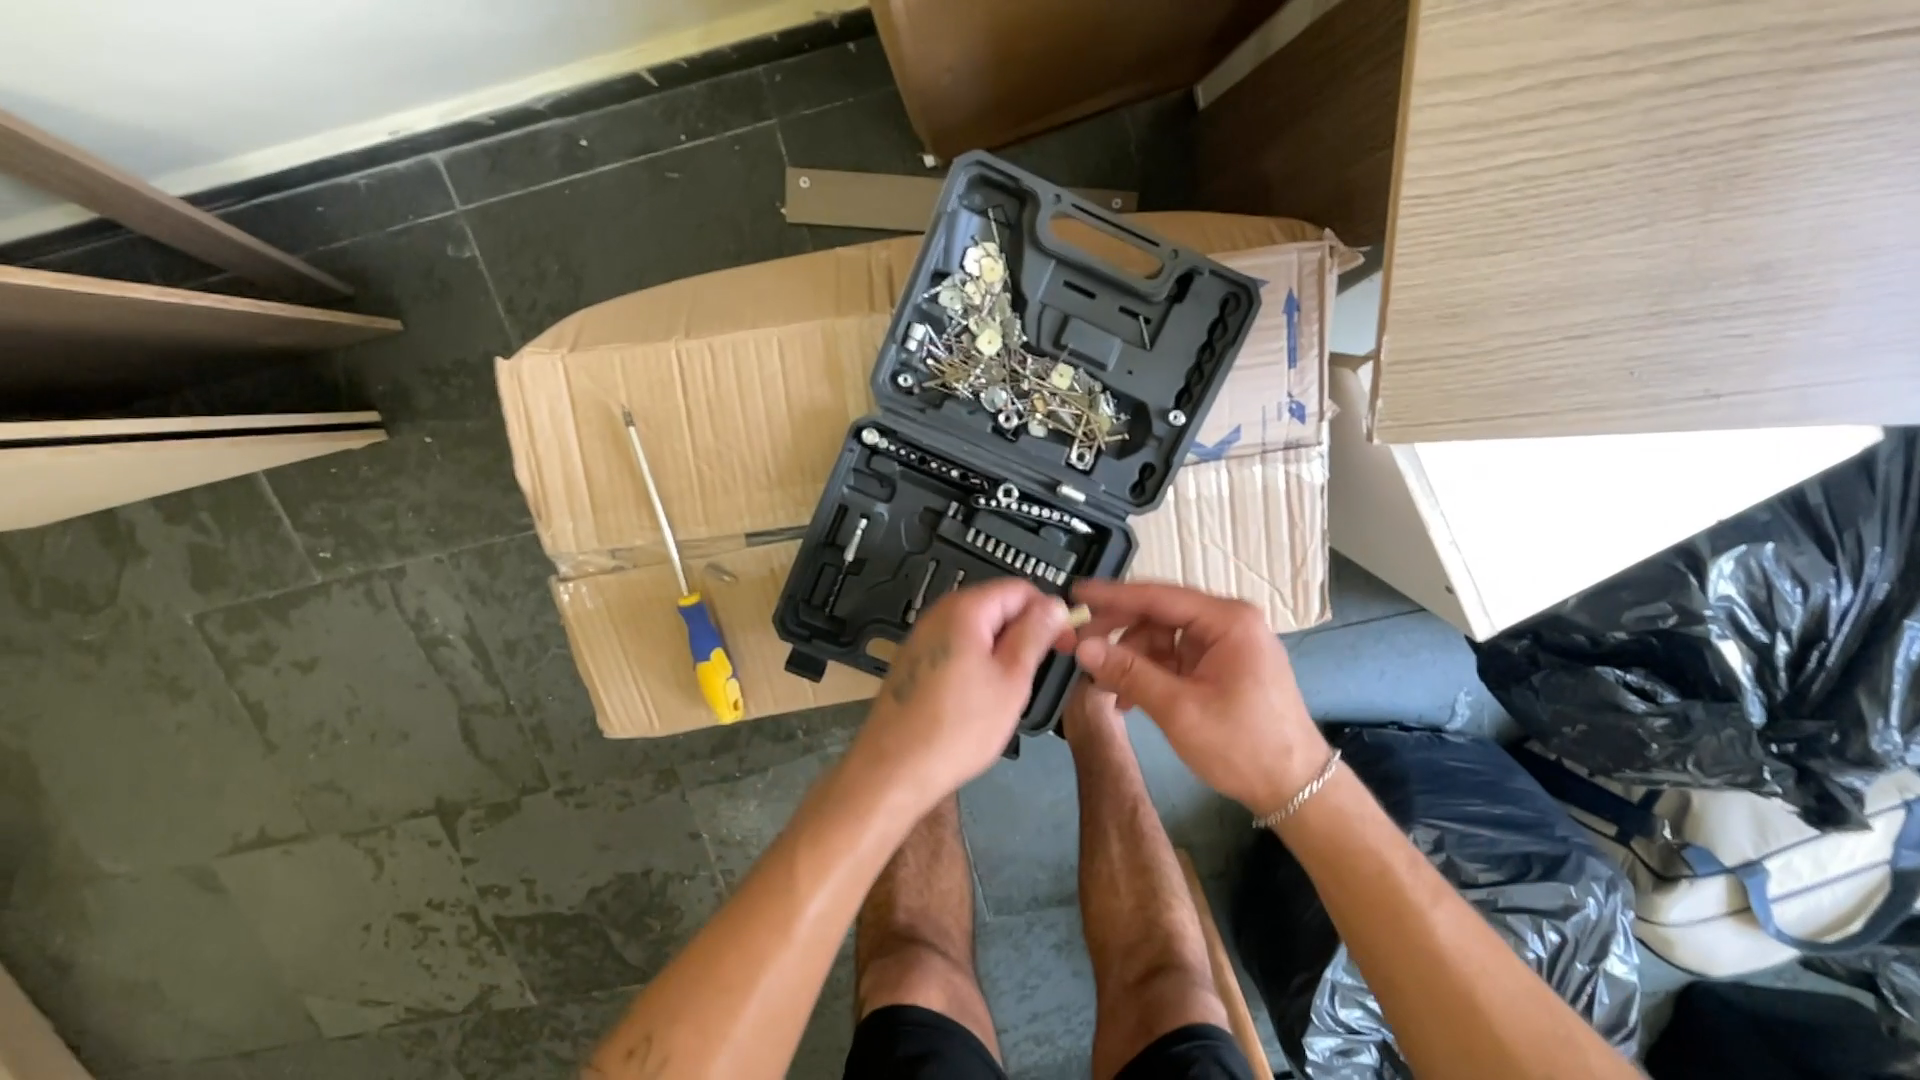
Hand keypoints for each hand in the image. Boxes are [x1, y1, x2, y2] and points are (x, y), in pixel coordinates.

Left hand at [851, 578, 1066, 800]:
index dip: (1049, 612)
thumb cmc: (958, 727)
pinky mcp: (915, 664)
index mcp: (964, 610)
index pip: (1020, 589)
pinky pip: (957, 650)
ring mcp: (922, 639)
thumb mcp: (1012, 679)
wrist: (895, 769)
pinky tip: (984, 698)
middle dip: (1026, 631)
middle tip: (1044, 668)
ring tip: (1015, 689)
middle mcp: (938, 615)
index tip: (1066, 642)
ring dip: (1003, 651)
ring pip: (977, 632)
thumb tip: (1053, 605)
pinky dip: (978, 664)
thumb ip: (1034, 635)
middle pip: (996, 607)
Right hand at [1066, 580, 1327, 813]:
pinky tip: (1128, 698)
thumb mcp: (1178, 709)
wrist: (1295, 789)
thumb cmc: (1242, 745)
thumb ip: (1129, 673)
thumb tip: (1083, 648)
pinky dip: (1151, 674)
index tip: (1075, 594)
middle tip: (1080, 649)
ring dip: (1133, 660)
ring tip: (1107, 688)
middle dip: (1120, 634)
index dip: (1112, 596)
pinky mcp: (1224, 667)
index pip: (1158, 596)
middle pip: (1160, 615)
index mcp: (1228, 621)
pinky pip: (1176, 658)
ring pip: (1164, 638)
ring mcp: (1228, 645)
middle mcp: (1230, 623)